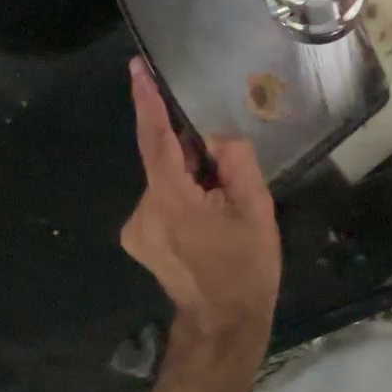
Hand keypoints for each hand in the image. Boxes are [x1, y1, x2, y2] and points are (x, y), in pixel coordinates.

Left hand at [120, 57, 280, 380]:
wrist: (223, 323)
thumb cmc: (245, 267)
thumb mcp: (255, 209)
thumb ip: (234, 161)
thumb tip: (215, 137)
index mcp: (171, 199)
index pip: (154, 139)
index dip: (147, 101)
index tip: (136, 68)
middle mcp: (143, 210)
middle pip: (164, 163)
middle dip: (192, 158)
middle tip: (227, 178)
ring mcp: (136, 228)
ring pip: (164, 184)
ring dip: (189, 183)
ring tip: (221, 212)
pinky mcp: (138, 240)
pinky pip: (161, 203)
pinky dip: (181, 199)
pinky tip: (205, 225)